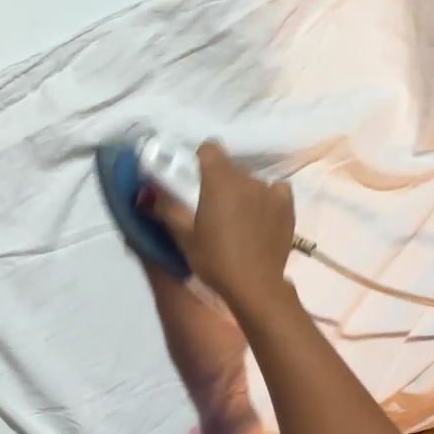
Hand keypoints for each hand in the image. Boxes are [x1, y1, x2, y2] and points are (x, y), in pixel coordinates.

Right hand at [148, 143, 297, 317]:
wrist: (254, 286)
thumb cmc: (214, 260)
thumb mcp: (184, 237)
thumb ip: (166, 209)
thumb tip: (145, 194)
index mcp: (219, 179)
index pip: (210, 148)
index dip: (200, 160)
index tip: (194, 181)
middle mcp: (247, 177)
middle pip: (230, 168)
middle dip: (220, 183)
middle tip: (212, 210)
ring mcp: (270, 190)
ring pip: (251, 182)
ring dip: (242, 193)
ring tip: (237, 221)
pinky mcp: (287, 206)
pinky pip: (276, 191)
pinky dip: (267, 199)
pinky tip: (261, 218)